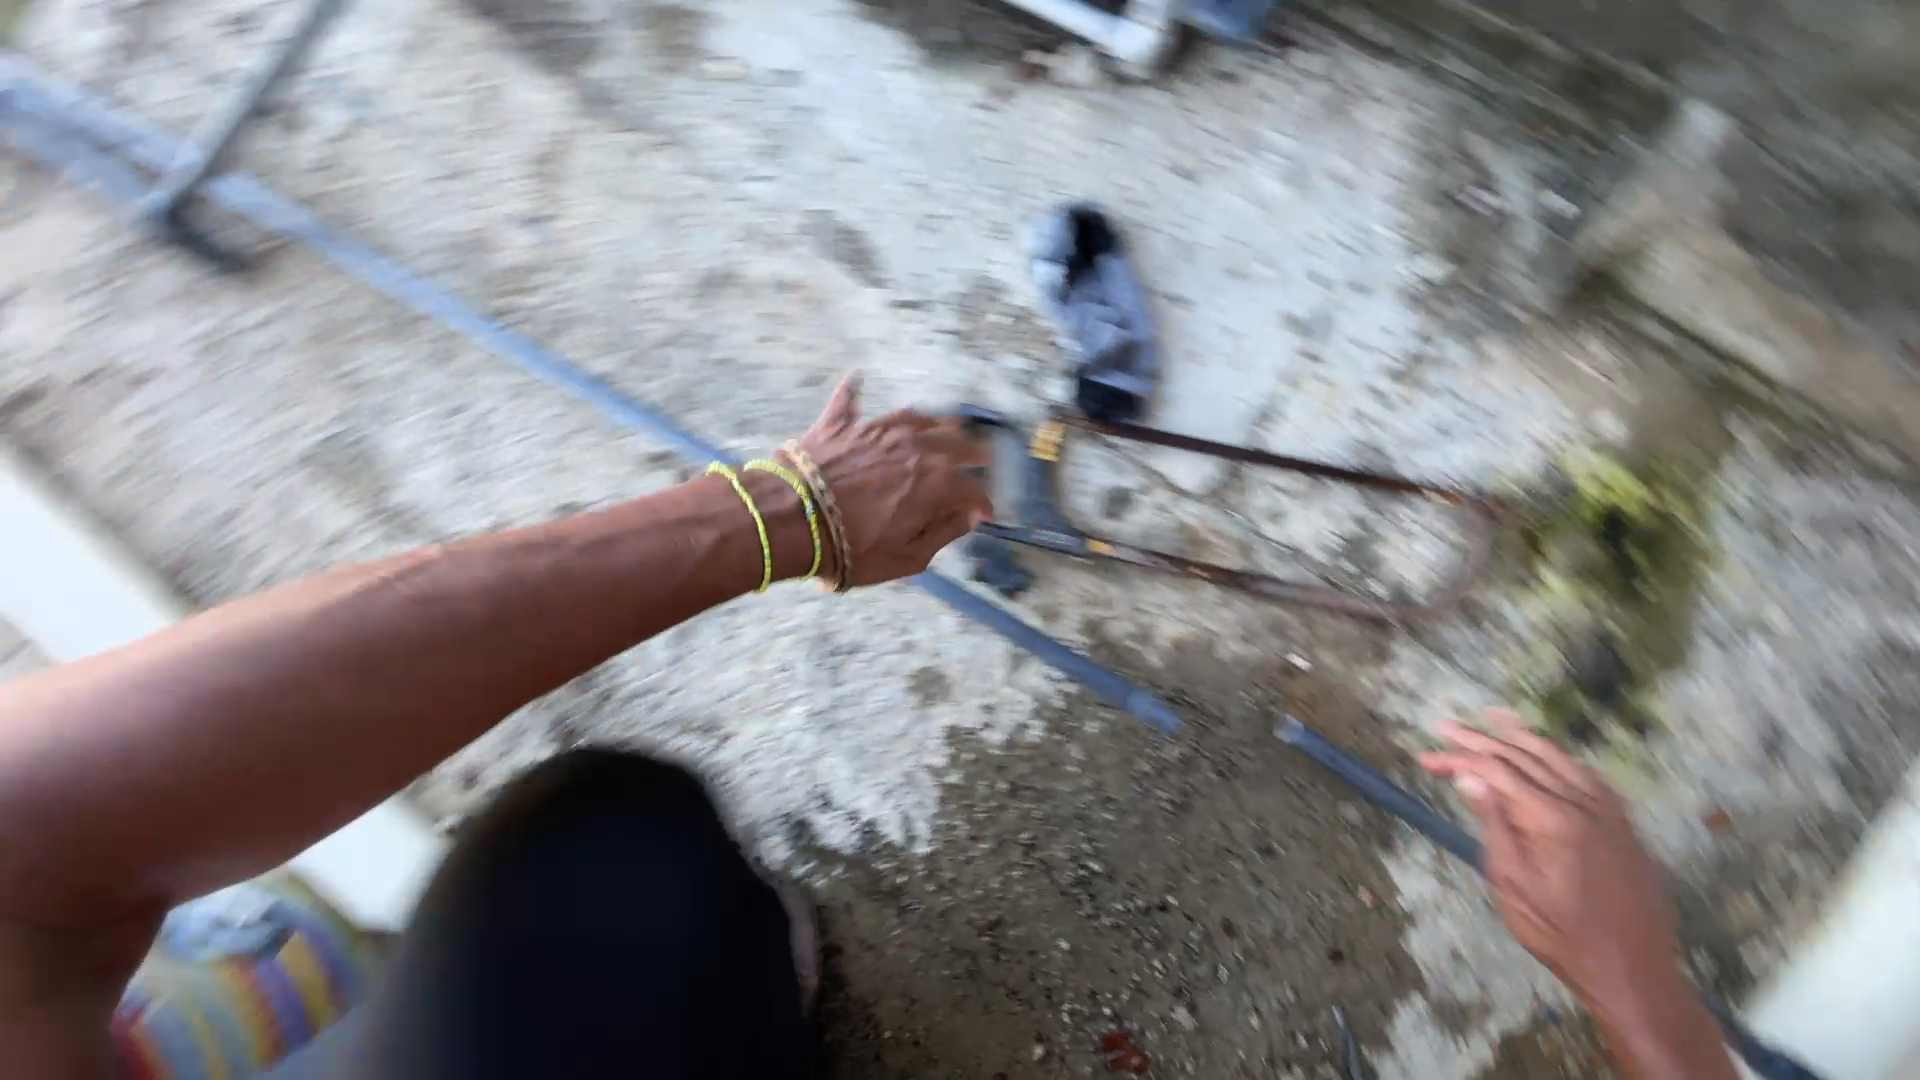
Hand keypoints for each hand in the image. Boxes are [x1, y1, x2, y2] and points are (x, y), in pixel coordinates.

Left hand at [792, 373, 992, 587]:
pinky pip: (851, 399)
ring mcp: (878, 430)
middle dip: (974, 454)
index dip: (981, 503)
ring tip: (950, 424)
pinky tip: (859, 376)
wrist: (792, 519)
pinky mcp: (842, 424)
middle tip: (982, 459)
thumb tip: (970, 516)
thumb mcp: (908, 558)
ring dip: (938, 421)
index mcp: (936, 482)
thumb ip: (944, 533)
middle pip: (956, 444)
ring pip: (918, 417)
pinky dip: (856, 389)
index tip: (983, 512)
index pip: (972, 490)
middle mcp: (915, 447)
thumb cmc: (853, 549)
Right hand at [1419, 710, 1684, 1016]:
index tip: (1425, 759)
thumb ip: (1492, 824)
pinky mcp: (1623, 825)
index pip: (1497, 771)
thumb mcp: (1511, 881)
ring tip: (1493, 718)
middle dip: (1481, 741)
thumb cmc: (1559, 930)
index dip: (1458, 760)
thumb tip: (1470, 779)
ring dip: (1522, 737)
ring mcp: (1609, 812)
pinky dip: (1559, 757)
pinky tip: (1546, 754)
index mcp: (1553, 818)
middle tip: (1445, 728)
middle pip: (1525, 757)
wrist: (1632, 971)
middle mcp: (1584, 804)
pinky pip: (1587, 776)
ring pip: (1560, 758)